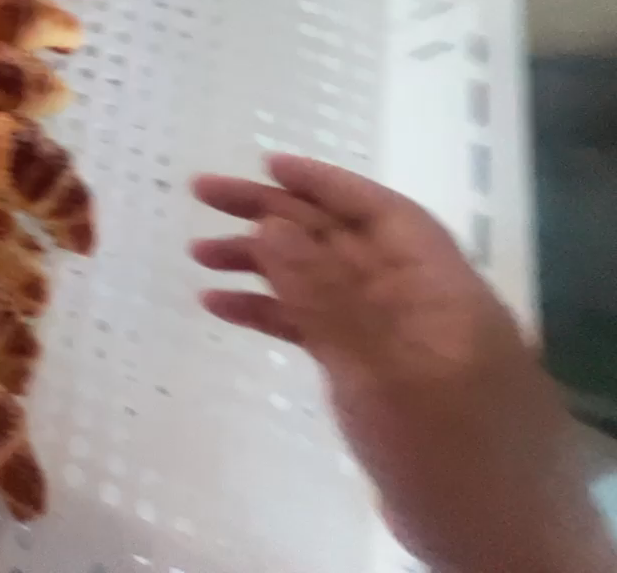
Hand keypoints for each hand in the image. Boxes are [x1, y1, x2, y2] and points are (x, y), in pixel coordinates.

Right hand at [192, 154, 616, 572]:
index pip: (384, 217)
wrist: (500, 555)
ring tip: (197, 254)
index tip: (263, 163)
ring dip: (259, 262)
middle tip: (200, 193)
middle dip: (271, 214)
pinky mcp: (372, 375)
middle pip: (337, 242)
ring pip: (316, 281)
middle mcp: (418, 307)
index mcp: (442, 295)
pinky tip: (219, 308)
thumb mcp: (381, 370)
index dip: (327, 184)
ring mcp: (394, 342)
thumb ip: (323, 294)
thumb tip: (272, 224)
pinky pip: (311, 325)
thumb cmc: (451, 455)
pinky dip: (267, 311)